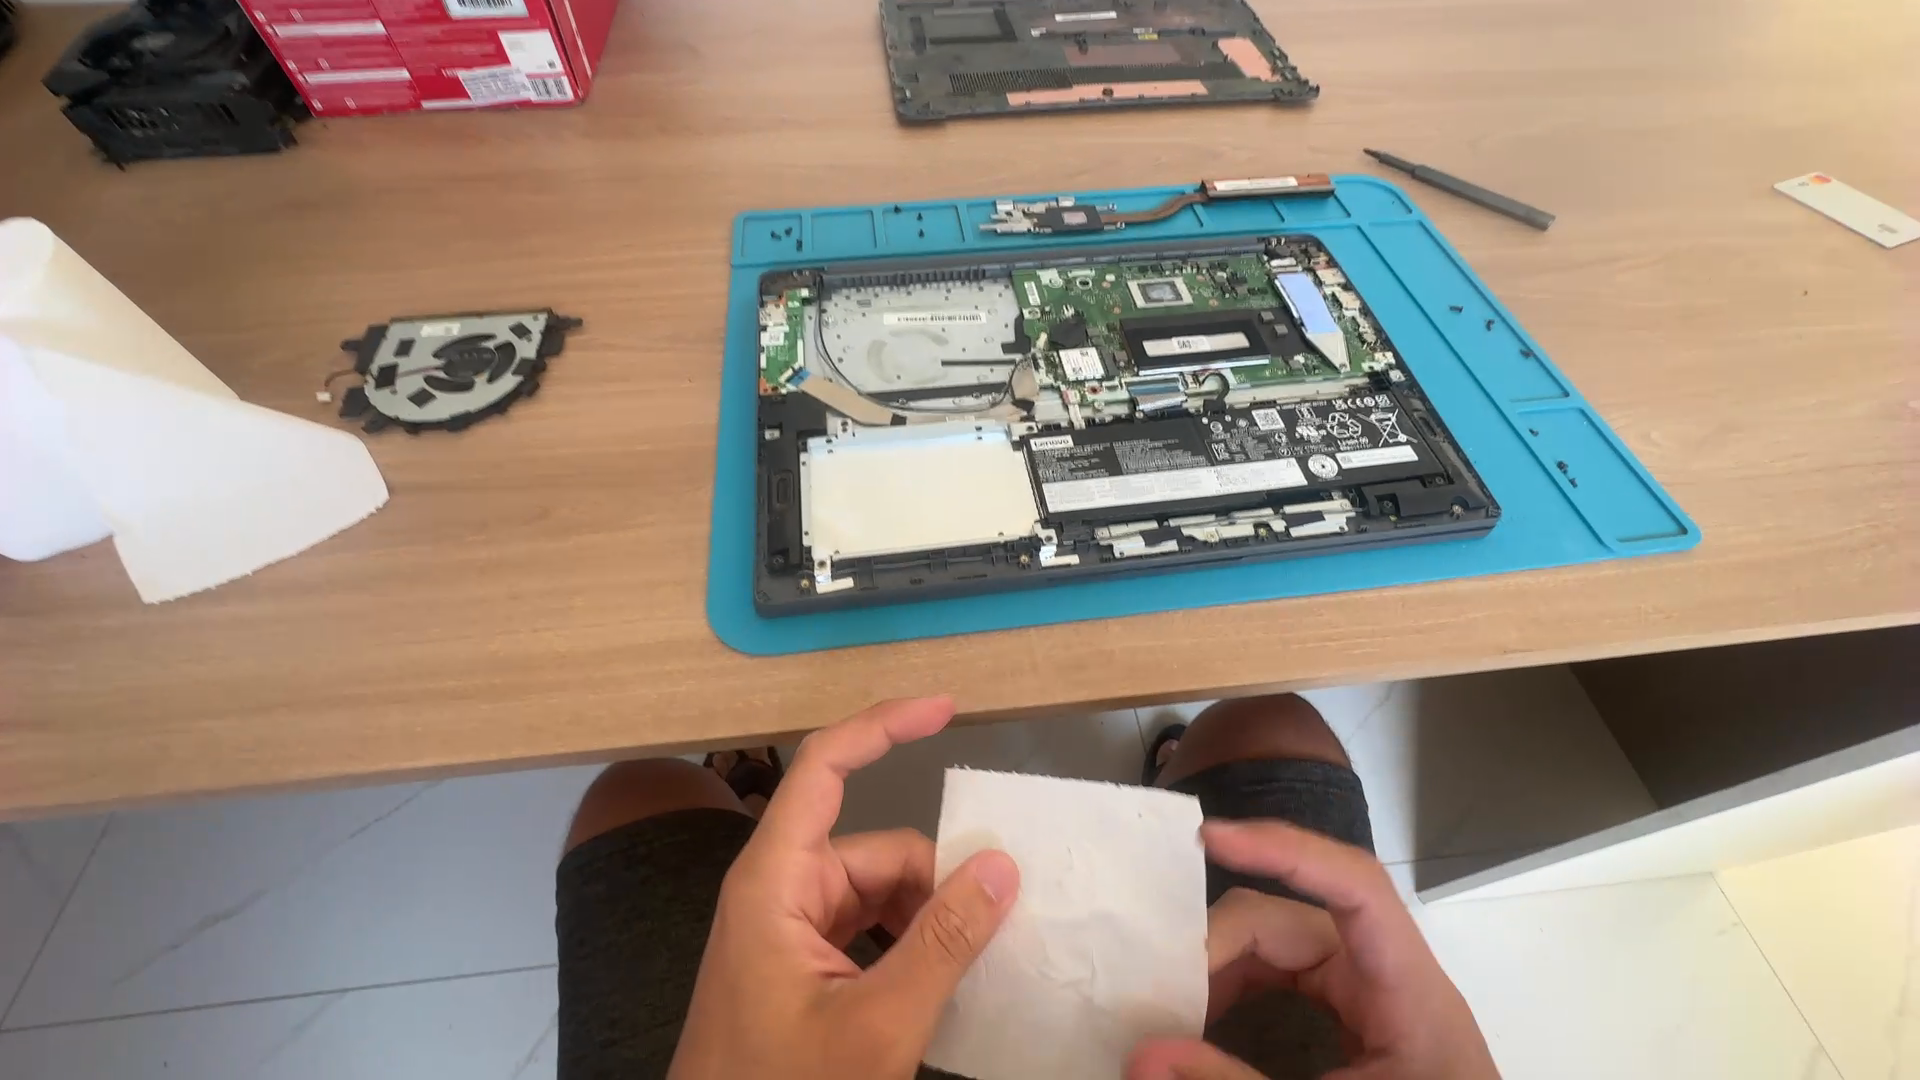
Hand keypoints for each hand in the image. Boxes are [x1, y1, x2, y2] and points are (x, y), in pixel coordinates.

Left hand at [669, 697, 1021, 1079]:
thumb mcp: (875, 1027)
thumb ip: (942, 941)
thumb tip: (1001, 864)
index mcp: (776, 878)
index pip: (825, 766)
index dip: (883, 724)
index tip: (945, 709)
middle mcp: (783, 886)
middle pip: (878, 848)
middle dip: (936, 882)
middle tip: (992, 930)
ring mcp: (793, 925)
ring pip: (883, 890)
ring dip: (928, 918)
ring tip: (970, 965)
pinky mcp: (805, 961)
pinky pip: (872, 925)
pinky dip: (911, 942)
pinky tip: (941, 981)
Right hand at [1129, 821, 1499, 1079]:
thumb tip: (1140, 1059)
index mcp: (1407, 989)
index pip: (1353, 884)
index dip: (1283, 850)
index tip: (1208, 838)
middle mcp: (1380, 969)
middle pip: (1285, 917)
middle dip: (1218, 941)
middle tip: (1159, 980)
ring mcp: (1361, 985)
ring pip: (1273, 941)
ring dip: (1218, 964)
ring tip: (1170, 1001)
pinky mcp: (1346, 1006)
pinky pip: (1277, 971)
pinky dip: (1233, 985)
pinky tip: (1199, 1013)